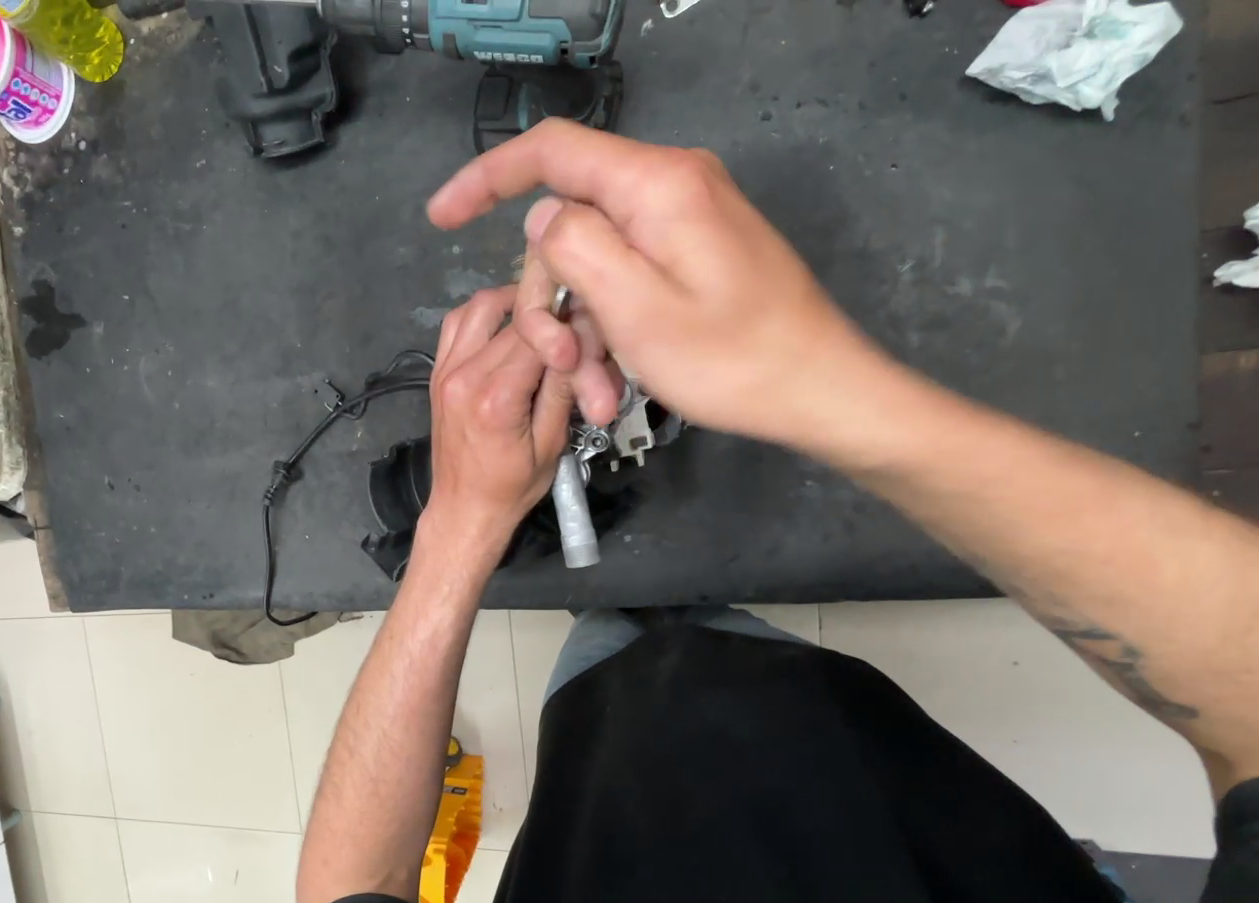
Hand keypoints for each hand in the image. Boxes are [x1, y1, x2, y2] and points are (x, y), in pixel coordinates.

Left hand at [423, 286, 576, 557]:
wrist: (464, 509)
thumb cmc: (511, 488)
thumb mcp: (552, 444)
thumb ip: (564, 389)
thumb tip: (583, 338)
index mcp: (495, 399)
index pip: (539, 336)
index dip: (569, 329)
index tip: (587, 337)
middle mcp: (464, 376)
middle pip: (516, 320)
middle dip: (550, 321)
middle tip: (574, 333)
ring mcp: (446, 371)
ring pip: (482, 307)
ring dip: (516, 304)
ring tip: (543, 319)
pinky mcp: (438, 372)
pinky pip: (457, 323)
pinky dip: (483, 315)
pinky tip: (507, 326)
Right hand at [426, 119, 886, 446]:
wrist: (816, 390)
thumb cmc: (732, 359)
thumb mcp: (635, 309)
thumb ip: (576, 246)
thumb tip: (540, 216)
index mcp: (655, 186)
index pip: (550, 151)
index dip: (485, 178)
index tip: (442, 217)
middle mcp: (667, 188)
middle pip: (564, 225)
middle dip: (548, 301)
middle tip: (560, 367)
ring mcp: (679, 221)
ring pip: (590, 264)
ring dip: (578, 331)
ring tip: (596, 396)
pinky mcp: (688, 253)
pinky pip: (622, 280)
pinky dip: (607, 329)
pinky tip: (614, 382)